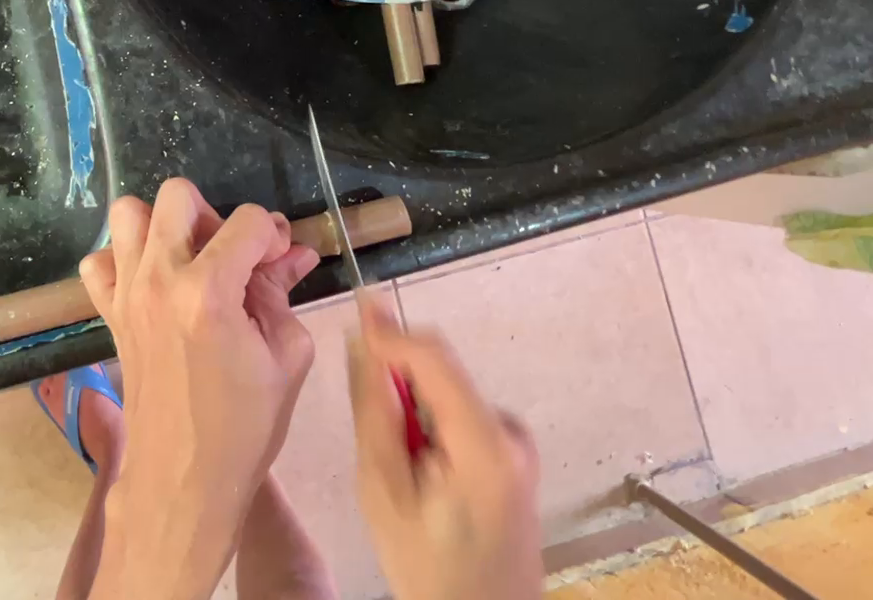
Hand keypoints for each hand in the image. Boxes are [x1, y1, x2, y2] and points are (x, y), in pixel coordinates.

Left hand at [80, 178, 321, 599]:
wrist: (183, 481)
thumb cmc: (245, 426)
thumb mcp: (286, 357)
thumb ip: (282, 292)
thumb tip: (292, 252)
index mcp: (208, 291)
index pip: (249, 221)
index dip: (274, 236)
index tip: (281, 262)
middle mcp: (159, 278)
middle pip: (178, 196)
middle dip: (214, 216)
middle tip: (232, 258)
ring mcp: (126, 292)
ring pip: (129, 213)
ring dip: (164, 226)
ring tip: (190, 262)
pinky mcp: (109, 312)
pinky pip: (99, 261)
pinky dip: (123, 259)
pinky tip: (152, 283)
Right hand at [348, 297, 542, 599]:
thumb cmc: (425, 565)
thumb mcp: (382, 489)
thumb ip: (373, 408)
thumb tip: (361, 338)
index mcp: (484, 443)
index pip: (433, 357)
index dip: (390, 330)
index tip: (354, 307)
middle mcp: (511, 432)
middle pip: (439, 374)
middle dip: (398, 383)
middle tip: (373, 431)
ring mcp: (519, 443)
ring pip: (445, 394)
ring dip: (413, 410)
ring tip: (400, 467)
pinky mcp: (515, 453)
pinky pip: (459, 414)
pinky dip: (431, 428)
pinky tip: (424, 475)